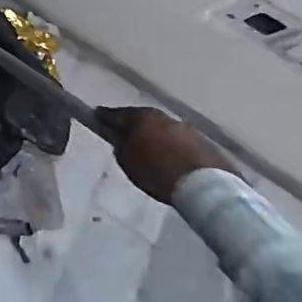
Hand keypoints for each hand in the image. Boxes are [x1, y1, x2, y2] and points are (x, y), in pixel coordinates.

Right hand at [94, 107, 235, 204]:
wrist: (205, 186)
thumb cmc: (157, 173)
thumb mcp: (128, 162)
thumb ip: (120, 146)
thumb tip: (120, 139)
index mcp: (142, 117)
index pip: (116, 114)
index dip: (105, 116)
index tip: (96, 115)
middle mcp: (164, 117)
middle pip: (143, 118)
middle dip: (134, 125)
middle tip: (126, 134)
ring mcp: (187, 128)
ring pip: (164, 129)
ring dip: (156, 136)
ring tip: (151, 150)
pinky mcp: (205, 143)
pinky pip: (182, 142)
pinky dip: (174, 147)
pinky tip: (172, 159)